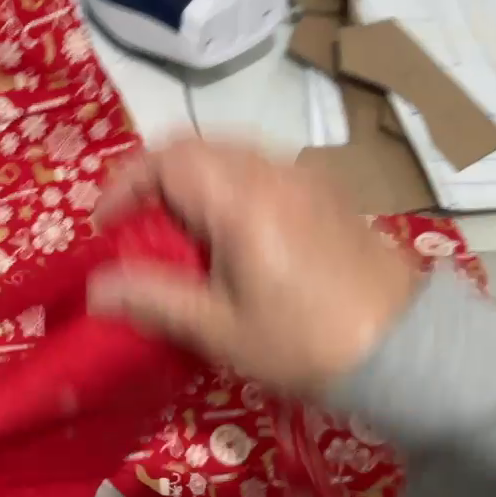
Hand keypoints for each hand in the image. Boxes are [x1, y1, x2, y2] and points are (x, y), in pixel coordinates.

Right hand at [88, 137, 419, 397]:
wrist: (400, 349)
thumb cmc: (300, 342)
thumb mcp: (216, 329)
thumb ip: (152, 299)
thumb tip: (95, 288)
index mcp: (243, 200)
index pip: (168, 158)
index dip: (124, 184)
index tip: (103, 227)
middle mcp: (274, 172)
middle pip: (196, 147)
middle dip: (151, 182)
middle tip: (131, 230)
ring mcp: (303, 177)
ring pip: (227, 155)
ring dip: (187, 185)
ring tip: (171, 236)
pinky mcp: (322, 192)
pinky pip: (257, 170)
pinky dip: (221, 190)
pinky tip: (221, 238)